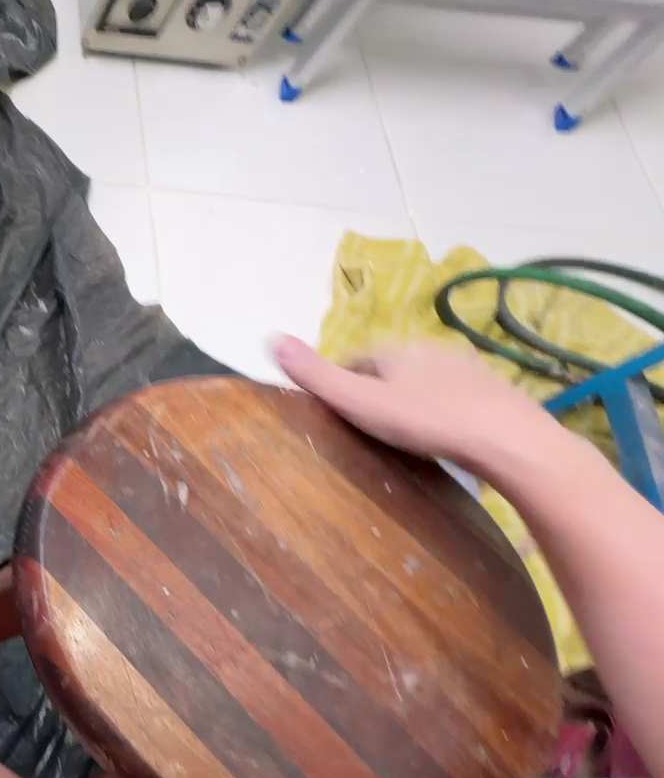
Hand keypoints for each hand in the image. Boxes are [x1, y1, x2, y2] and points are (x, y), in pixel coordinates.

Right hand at [271, 335, 563, 477]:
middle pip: (385, 369)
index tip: (333, 413)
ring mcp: (465, 368)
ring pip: (418, 381)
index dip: (336, 384)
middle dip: (370, 391)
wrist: (508, 440)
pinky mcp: (491, 390)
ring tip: (397, 433)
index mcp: (395, 349)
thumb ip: (313, 373)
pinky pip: (447, 395)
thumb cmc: (423, 419)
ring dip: (404, 400)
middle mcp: (430, 349)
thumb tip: (270, 337)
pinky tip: (434, 433)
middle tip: (362, 427)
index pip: (351, 359)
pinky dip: (435, 409)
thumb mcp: (355, 400)